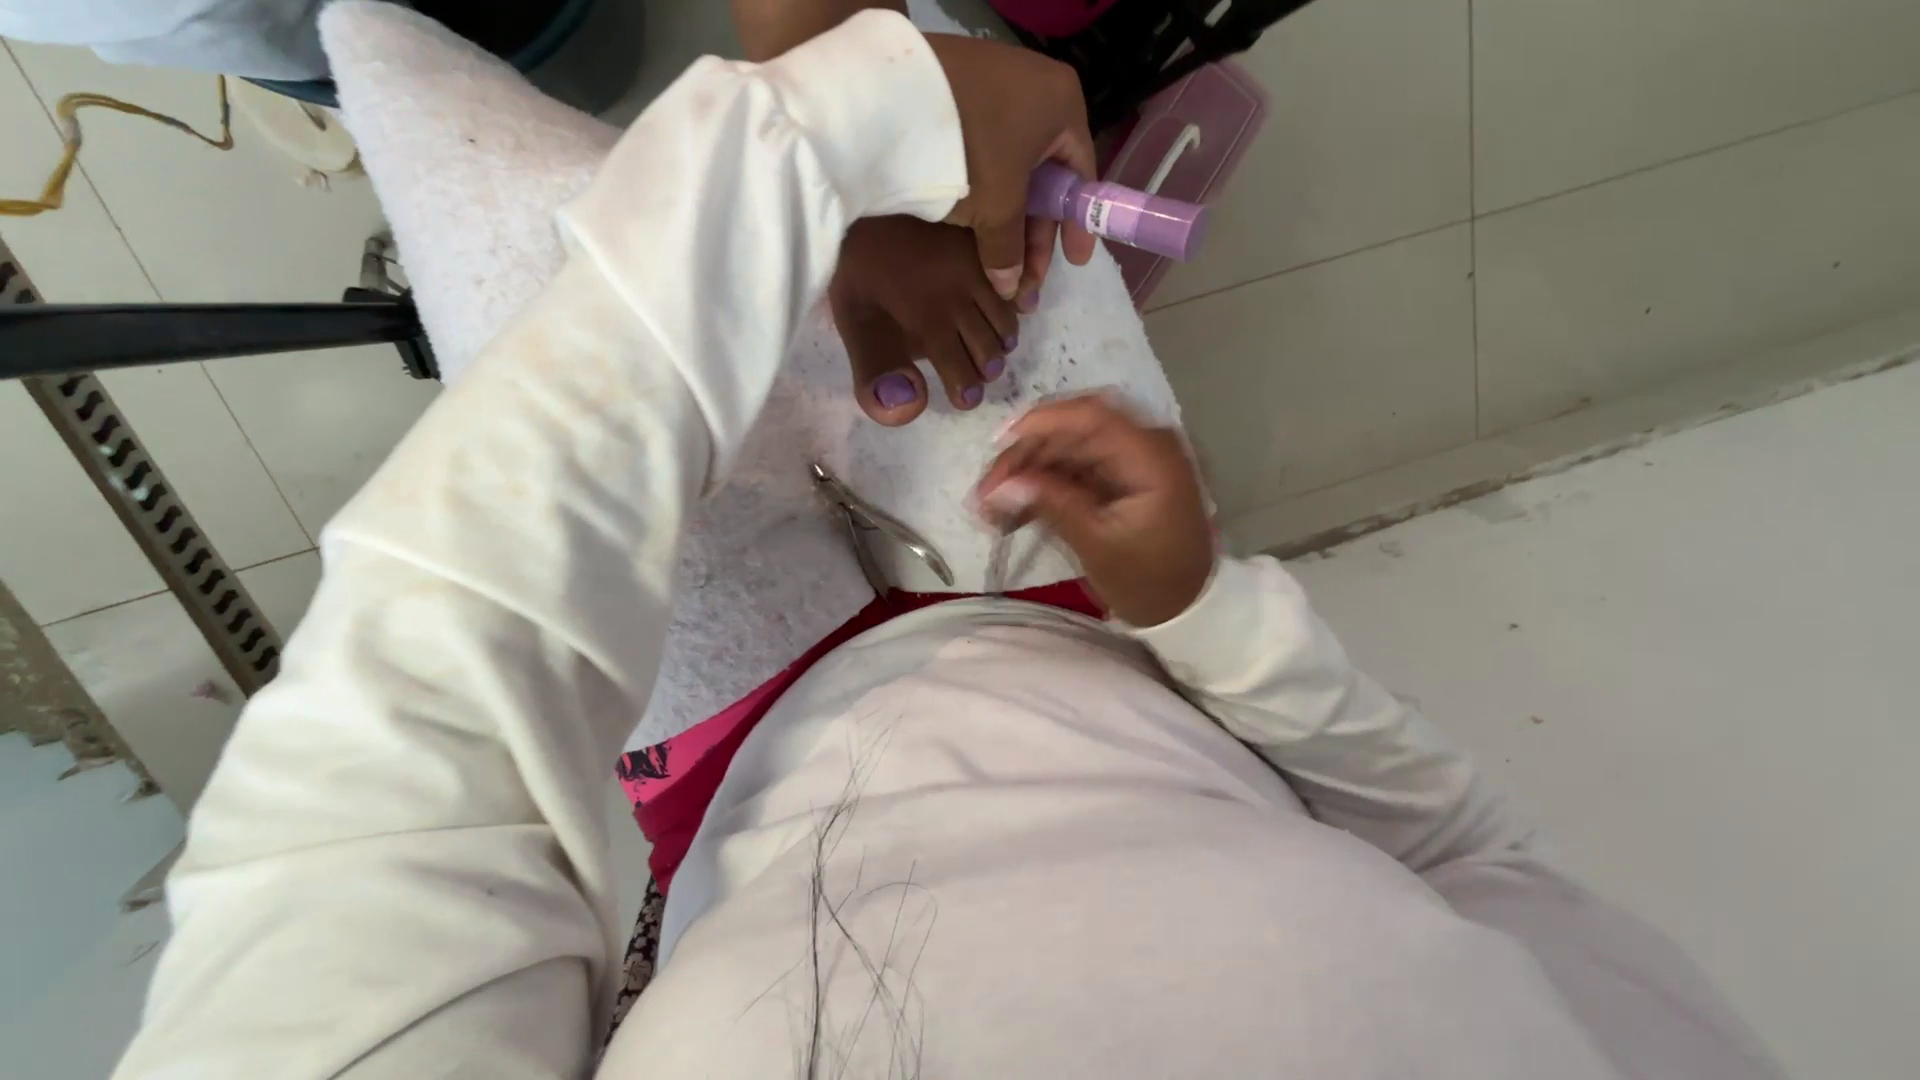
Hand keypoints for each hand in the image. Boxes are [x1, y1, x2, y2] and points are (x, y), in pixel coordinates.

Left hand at [831, 216, 1018, 423]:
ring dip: (1000, 340)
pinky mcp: (987, 239)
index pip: (963, 372)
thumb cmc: (856, 266)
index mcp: (931, 321)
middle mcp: (964, 297)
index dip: (965, 390)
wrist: (862, 194)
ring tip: (989, 345)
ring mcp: (980, 266)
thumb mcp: (855, 322)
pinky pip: (1017, 278)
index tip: (964, 396)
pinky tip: (1004, 306)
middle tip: (978, 372)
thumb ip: (876, 372)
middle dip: (985, 367)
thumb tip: (908, 408)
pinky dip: (1015, 300)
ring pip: (1007, 320)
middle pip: (991, 350)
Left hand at [924, 33, 1098, 309]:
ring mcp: (994, 88)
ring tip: (1003, 262)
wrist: (887, 98)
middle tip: (1029, 276)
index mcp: (1062, 103)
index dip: (1076, 225)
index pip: (1080, 175)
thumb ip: (1009, 249)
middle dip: (1036, 232)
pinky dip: (986, 192)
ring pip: (1012, 168)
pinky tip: (979, 226)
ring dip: (1009, 218)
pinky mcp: (958, 96)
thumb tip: (1010, 290)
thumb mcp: (997, 206)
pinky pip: (985, 153)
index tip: (1073, 261)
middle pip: (1045, 176)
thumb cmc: (967, 151)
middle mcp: (1035, 88)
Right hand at [973, 395, 1214, 626]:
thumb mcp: (1100, 545)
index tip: (999, 444)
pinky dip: (1043, 487)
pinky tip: (1012, 512)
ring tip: (990, 508)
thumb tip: (1002, 486)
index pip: (1090, 417)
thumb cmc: (1152, 581)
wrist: (1189, 609)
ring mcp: (1130, 462)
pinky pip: (1073, 471)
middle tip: (985, 492)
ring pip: (1067, 451)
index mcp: (1150, 455)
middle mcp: (1142, 446)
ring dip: (1028, 473)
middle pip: (1072, 432)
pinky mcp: (1118, 480)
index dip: (1041, 423)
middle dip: (1025, 456)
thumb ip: (1052, 505)